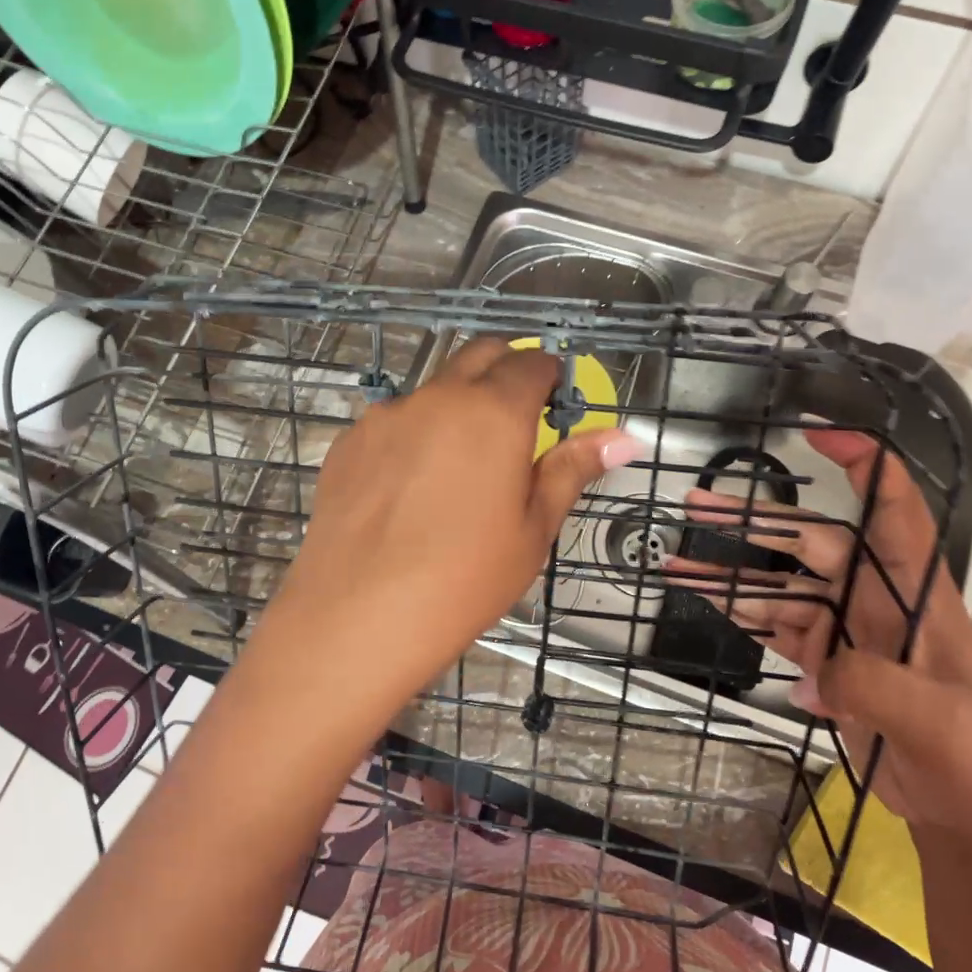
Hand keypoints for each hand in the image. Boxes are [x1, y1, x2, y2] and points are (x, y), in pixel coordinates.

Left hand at [261, 338, 640, 701]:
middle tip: (516, 421)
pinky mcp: (349, 443)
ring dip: (456, 404)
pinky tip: (410, 490)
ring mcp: (385, 417)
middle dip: (505, 370)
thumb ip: (572, 470)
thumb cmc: (464, 579)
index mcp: (494, 412)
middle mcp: (437, 398)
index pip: (531, 363)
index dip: (549, 377)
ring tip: (459, 468)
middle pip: (479, 355)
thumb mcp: (533, 529)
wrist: (358, 615)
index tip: (554, 405)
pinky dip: (413, 435)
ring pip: (432, 388)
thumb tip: (622, 437)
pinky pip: (392, 422)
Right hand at [668, 430, 971, 829]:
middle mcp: (873, 599)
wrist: (967, 809)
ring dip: (729, 575)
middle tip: (694, 505)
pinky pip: (774, 627)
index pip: (893, 509)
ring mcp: (845, 631)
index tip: (817, 436)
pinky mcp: (825, 663)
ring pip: (779, 587)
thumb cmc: (970, 752)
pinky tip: (704, 601)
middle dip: (751, 522)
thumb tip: (812, 671)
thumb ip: (870, 685)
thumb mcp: (930, 718)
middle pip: (808, 543)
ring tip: (676, 562)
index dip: (864, 464)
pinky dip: (739, 613)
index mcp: (912, 591)